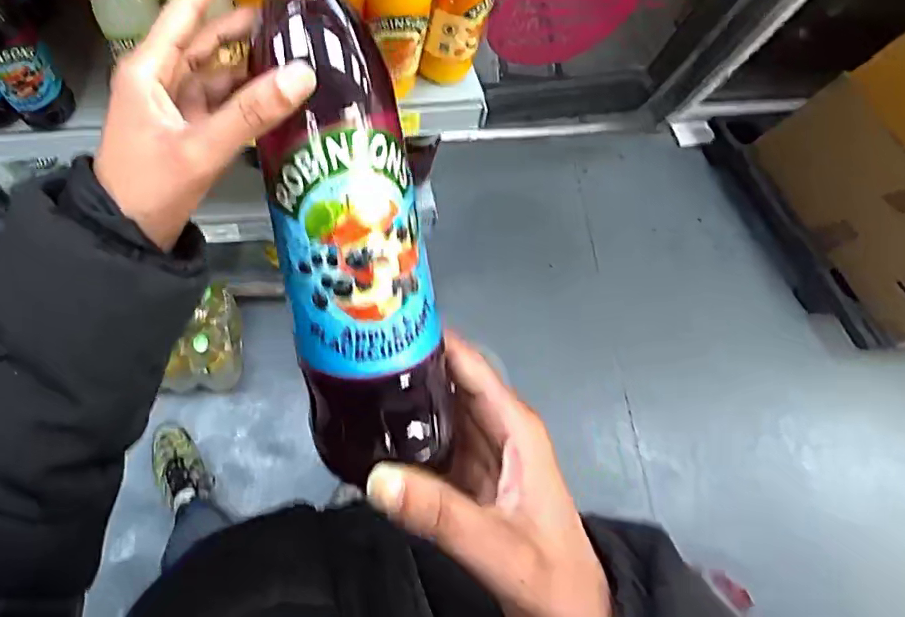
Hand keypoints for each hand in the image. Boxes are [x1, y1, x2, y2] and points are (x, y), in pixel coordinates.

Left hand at [94, 0, 314, 249]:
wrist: (121, 237)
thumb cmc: (147, 188)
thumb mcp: (201, 149)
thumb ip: (251, 112)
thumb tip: (302, 73)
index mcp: (148, 72)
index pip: (179, 18)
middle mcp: (157, 81)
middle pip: (200, 42)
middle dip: (236, 27)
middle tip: (280, 13)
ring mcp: (169, 105)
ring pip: (212, 73)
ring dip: (245, 64)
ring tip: (289, 52)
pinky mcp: (181, 128)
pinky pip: (216, 100)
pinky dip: (242, 95)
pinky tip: (272, 93)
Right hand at [366, 332, 608, 616]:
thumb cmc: (554, 580)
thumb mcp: (499, 549)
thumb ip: (440, 514)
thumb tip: (375, 478)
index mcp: (513, 425)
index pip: (464, 360)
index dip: (424, 336)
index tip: (379, 324)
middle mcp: (494, 425)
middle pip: (442, 375)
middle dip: (400, 359)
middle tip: (350, 352)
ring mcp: (477, 447)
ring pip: (431, 403)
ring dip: (396, 390)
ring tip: (350, 378)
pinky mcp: (463, 470)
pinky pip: (425, 434)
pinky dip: (399, 426)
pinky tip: (367, 424)